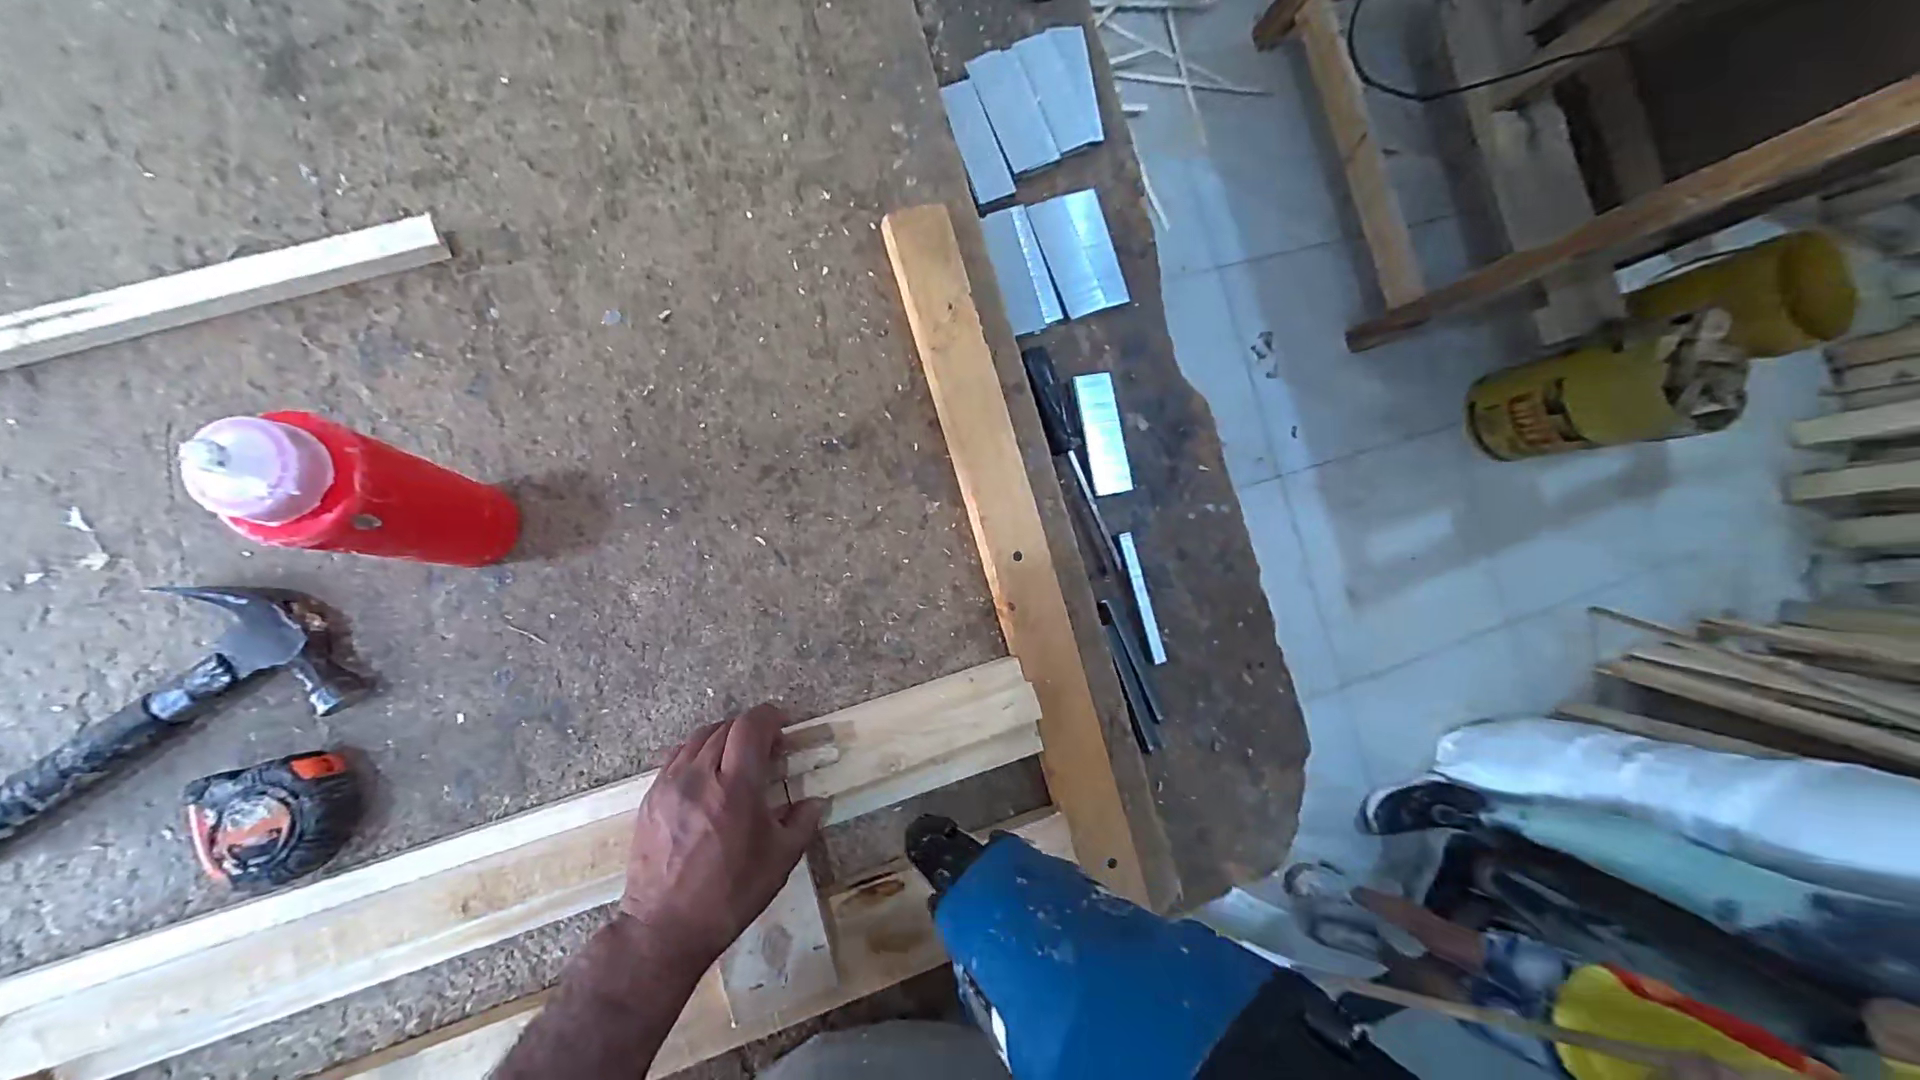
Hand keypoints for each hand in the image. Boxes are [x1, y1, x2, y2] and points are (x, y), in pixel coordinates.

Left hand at [617, 704, 828, 966]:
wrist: (665, 928)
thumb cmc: (731, 893)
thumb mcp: (780, 859)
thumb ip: (802, 822)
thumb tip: (816, 801)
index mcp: (736, 787)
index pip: (750, 726)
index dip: (769, 717)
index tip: (782, 725)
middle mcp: (699, 776)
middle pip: (725, 727)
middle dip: (749, 728)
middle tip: (765, 747)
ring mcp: (669, 785)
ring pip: (698, 738)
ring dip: (723, 737)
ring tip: (735, 757)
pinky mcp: (650, 798)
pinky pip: (675, 757)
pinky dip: (697, 753)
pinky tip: (706, 774)